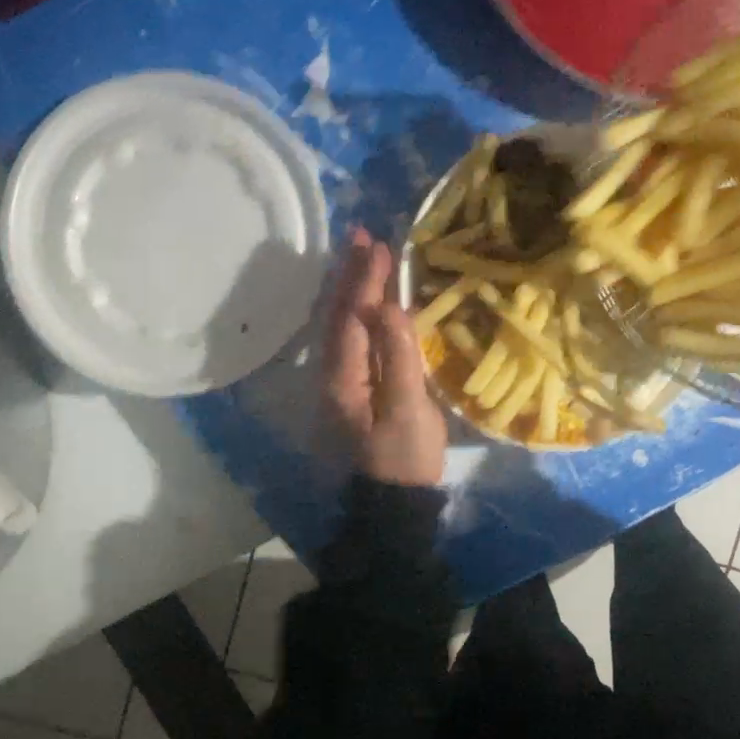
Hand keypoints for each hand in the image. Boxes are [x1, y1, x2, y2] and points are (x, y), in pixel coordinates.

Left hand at [322, 229, 447, 487]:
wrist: (395, 504)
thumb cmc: (404, 459)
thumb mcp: (407, 410)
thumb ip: (398, 356)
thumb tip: (387, 306)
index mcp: (342, 378)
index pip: (350, 317)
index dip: (363, 280)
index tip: (377, 244)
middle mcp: (332, 375)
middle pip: (337, 315)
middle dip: (350, 275)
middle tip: (362, 234)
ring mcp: (341, 384)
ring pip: (340, 325)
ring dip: (351, 289)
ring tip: (362, 256)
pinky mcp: (354, 391)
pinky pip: (352, 339)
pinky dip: (358, 312)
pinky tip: (367, 301)